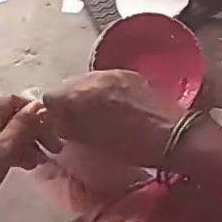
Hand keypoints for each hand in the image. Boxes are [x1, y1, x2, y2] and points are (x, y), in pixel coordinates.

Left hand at [0, 94, 48, 204]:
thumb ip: (24, 124)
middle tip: (54, 148)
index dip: (35, 111)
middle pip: (12, 117)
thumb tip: (40, 106)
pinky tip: (28, 165)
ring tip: (42, 161)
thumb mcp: (5, 146)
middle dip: (34, 131)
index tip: (53, 127)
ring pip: (7, 133)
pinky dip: (15, 152)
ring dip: (28, 144)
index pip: (13, 101)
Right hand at [40, 71, 182, 167]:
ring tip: (98, 113)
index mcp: (78, 95)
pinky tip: (115, 106)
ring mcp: (114, 73)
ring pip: (88, 81)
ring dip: (88, 94)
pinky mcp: (130, 74)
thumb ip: (69, 126)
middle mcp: (93, 77)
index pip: (51, 96)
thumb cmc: (129, 148)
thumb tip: (58, 120)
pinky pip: (108, 80)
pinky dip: (105, 91)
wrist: (170, 137)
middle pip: (69, 85)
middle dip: (69, 101)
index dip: (53, 112)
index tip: (61, 125)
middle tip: (77, 119)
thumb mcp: (89, 142)